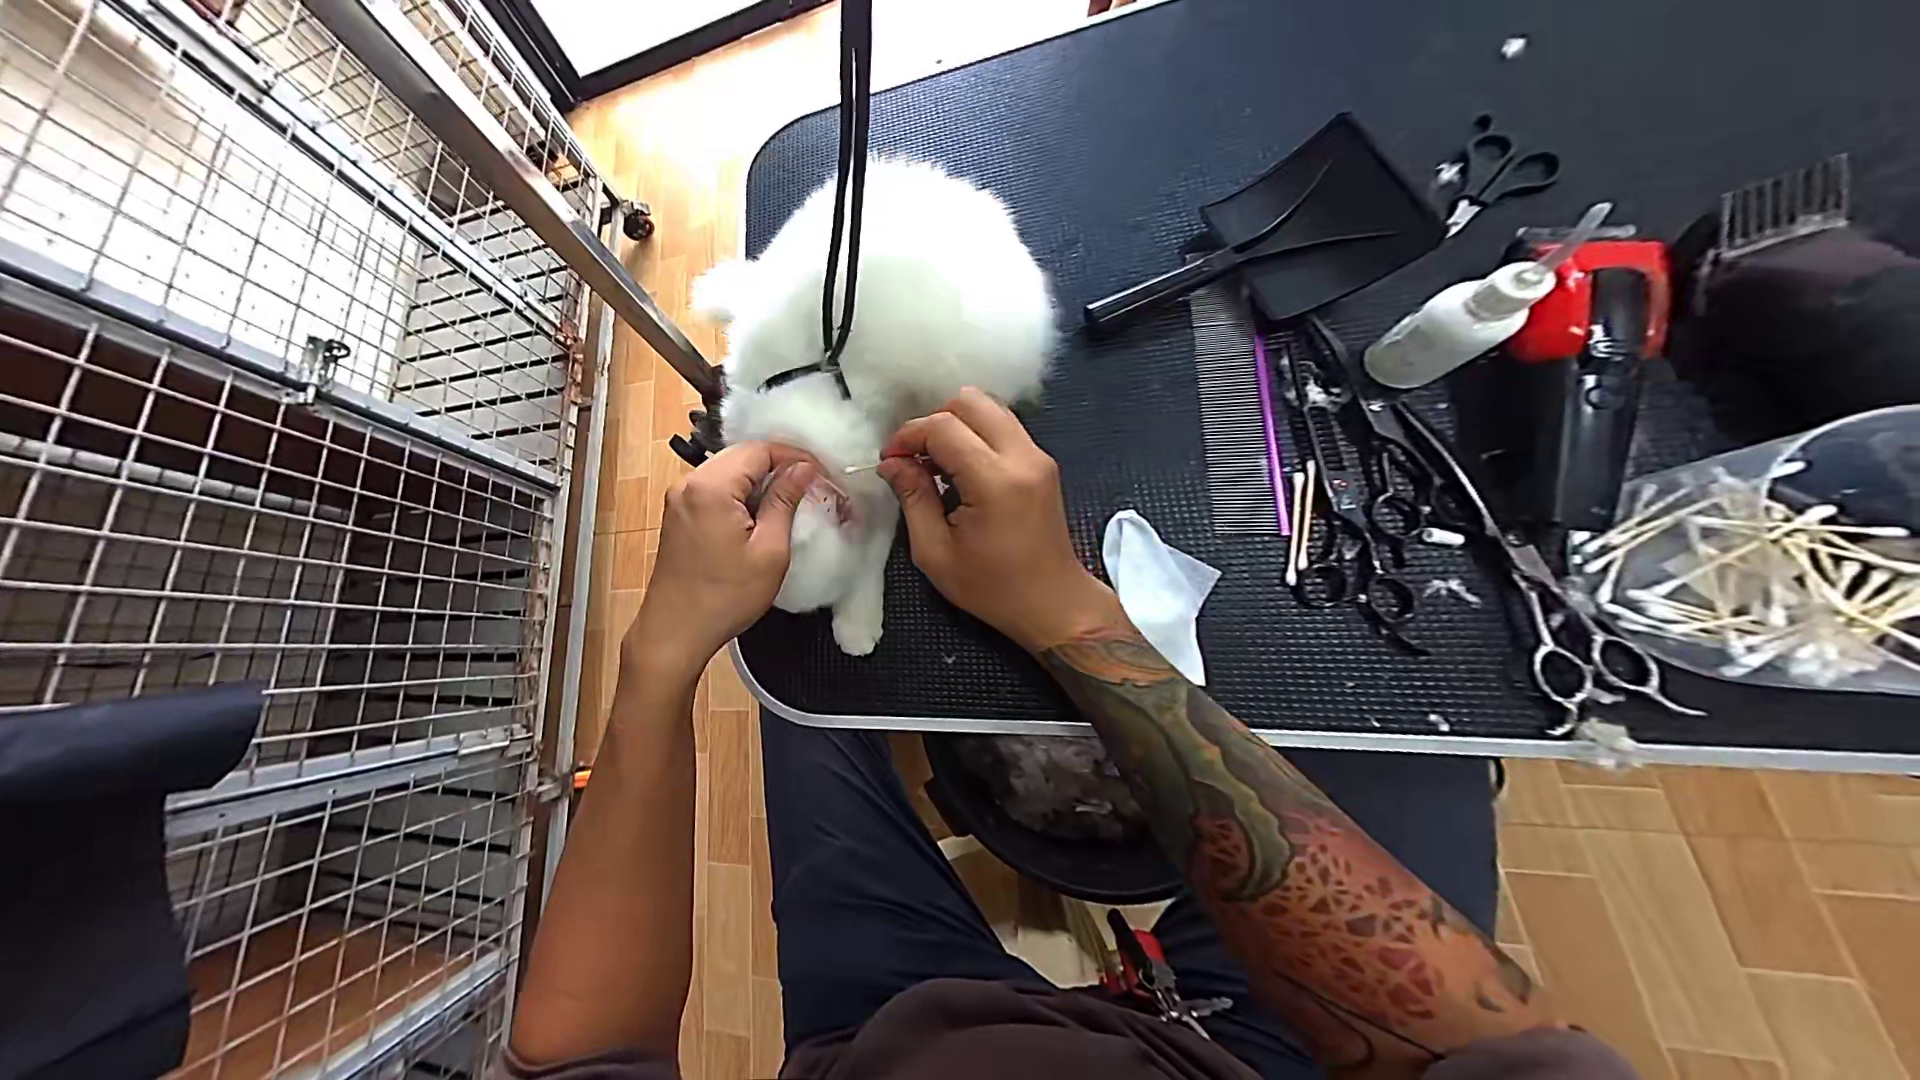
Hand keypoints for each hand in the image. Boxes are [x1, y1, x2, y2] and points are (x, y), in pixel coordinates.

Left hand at [629, 442, 816, 675]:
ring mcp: (680, 498)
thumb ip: (785, 501)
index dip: (794, 456)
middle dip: (779, 465)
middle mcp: (689, 483)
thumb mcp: (770, 550)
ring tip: (790, 501)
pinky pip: (716, 488)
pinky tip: (762, 514)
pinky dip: (742, 493)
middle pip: (742, 456)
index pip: (760, 450)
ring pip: (729, 470)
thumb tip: (803, 469)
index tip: (820, 472)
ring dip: (761, 480)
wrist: (676, 630)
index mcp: (711, 487)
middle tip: (810, 485)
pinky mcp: (679, 513)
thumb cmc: (726, 596)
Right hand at [878, 389, 1123, 651]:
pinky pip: (1004, 426)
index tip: (890, 460)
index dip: (908, 435)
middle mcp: (1023, 457)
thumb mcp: (936, 553)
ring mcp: (1038, 457)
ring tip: (936, 462)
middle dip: (933, 420)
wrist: (1053, 603)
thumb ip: (913, 498)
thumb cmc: (993, 588)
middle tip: (915, 456)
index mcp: (995, 481)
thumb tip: (892, 463)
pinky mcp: (1044, 463)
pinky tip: (961, 468)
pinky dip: (977, 434)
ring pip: (990, 408)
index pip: (943, 426)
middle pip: (970, 401)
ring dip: (956, 424)